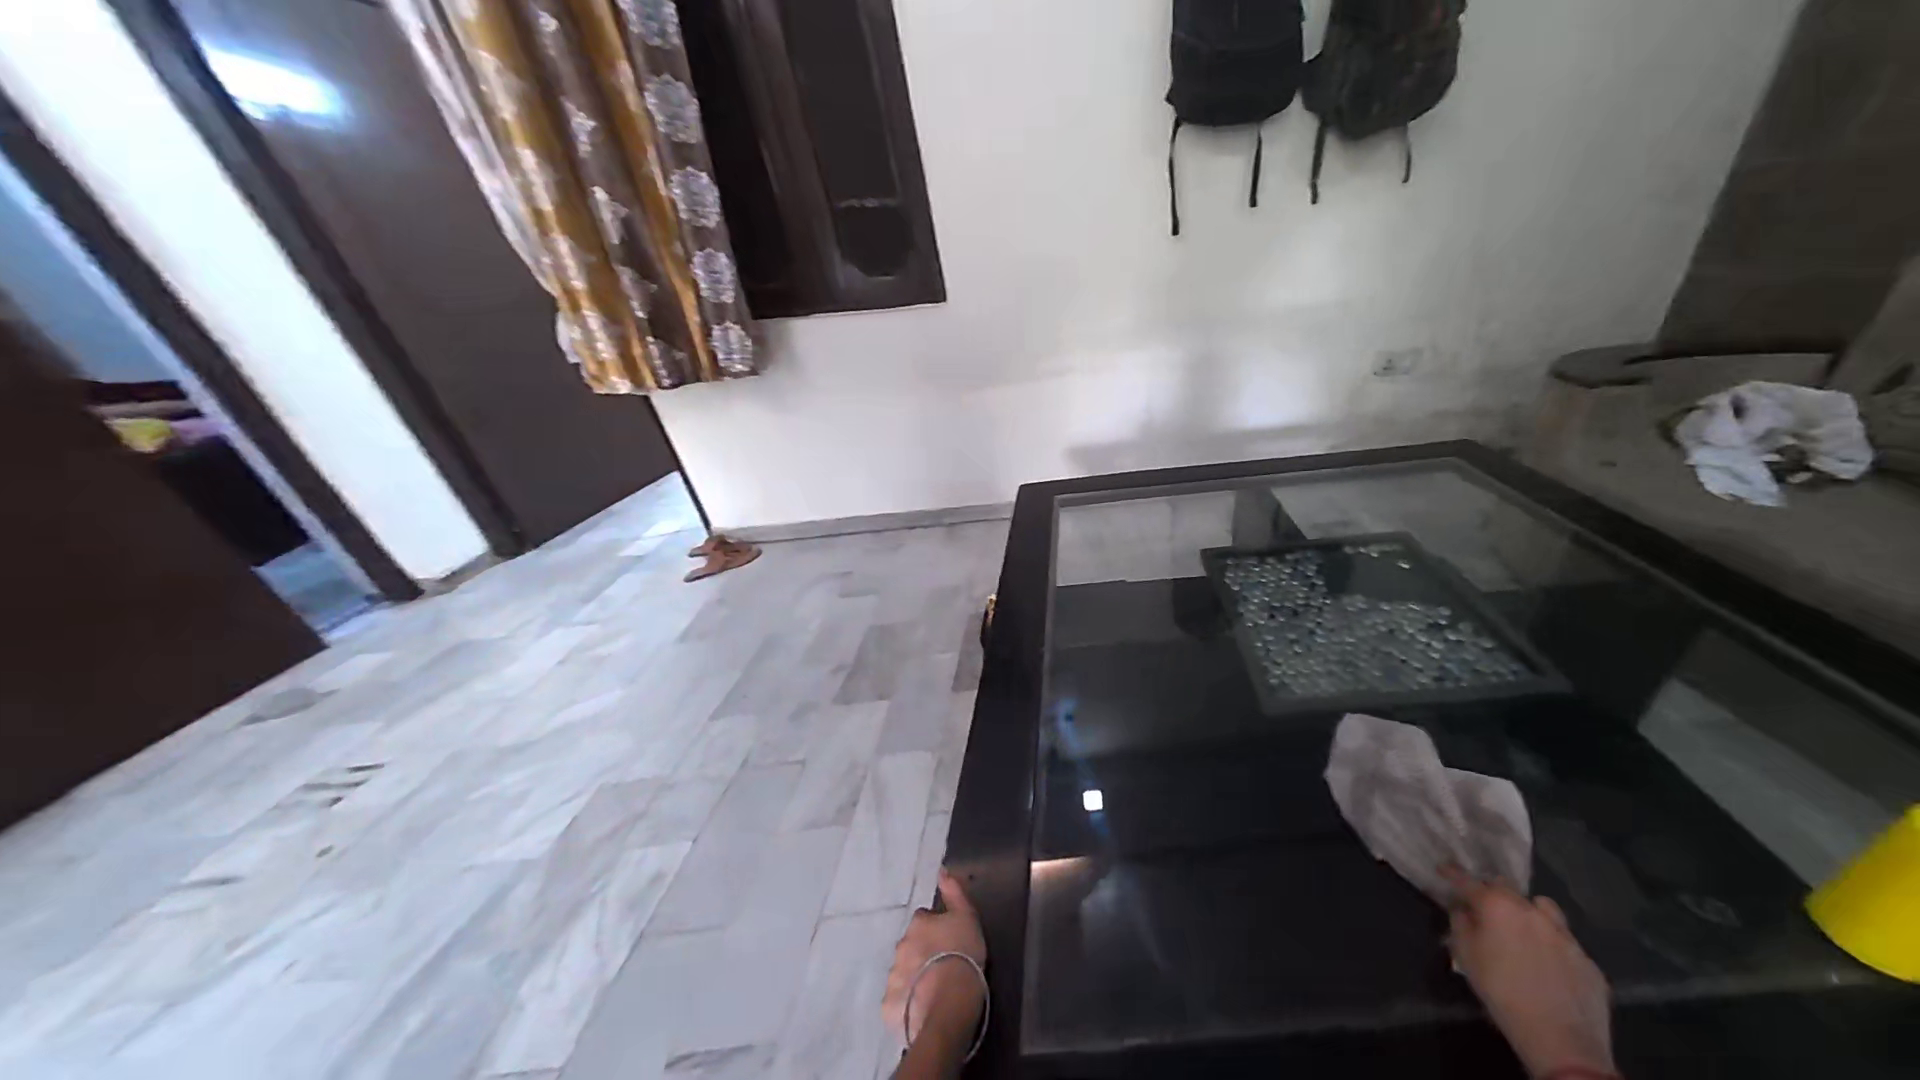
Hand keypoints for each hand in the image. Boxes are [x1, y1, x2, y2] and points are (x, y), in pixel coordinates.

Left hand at [882, 870, 986, 1045]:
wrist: (949, 1000)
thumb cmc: (961, 953)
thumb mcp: (967, 917)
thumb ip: (954, 893)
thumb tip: (941, 870)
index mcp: (917, 924)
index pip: (923, 920)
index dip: (935, 929)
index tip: (947, 940)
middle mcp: (900, 946)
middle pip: (910, 946)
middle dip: (921, 953)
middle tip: (941, 965)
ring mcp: (893, 977)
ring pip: (902, 972)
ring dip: (914, 977)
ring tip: (932, 990)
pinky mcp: (889, 1005)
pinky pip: (897, 1001)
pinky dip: (906, 1003)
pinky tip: (920, 1008)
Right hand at [1441, 865, 1615, 1078]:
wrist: (1561, 1039)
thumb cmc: (1500, 991)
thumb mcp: (1465, 955)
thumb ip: (1460, 923)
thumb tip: (1462, 909)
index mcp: (1498, 906)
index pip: (1468, 881)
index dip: (1452, 873)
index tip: (1443, 870)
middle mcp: (1533, 912)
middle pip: (1507, 887)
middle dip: (1492, 891)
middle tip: (1483, 906)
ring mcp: (1566, 936)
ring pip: (1543, 908)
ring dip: (1528, 911)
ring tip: (1521, 928)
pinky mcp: (1588, 961)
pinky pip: (1564, 941)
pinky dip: (1551, 944)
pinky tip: (1547, 965)